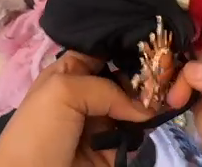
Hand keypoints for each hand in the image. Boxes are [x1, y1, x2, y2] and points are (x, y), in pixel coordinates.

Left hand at [0, 52, 154, 166]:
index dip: (122, 47)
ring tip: (162, 99)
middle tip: (161, 77)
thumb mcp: (63, 92)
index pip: (101, 52)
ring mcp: (99, 125)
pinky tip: (152, 123)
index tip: (150, 46)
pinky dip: (143, 133)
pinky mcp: (110, 154)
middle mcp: (86, 94)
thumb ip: (105, 89)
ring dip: (145, 105)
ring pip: (130, 109)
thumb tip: (144, 108)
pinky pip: (133, 139)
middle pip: (120, 80)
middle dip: (140, 78)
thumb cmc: (40, 130)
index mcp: (68, 72)